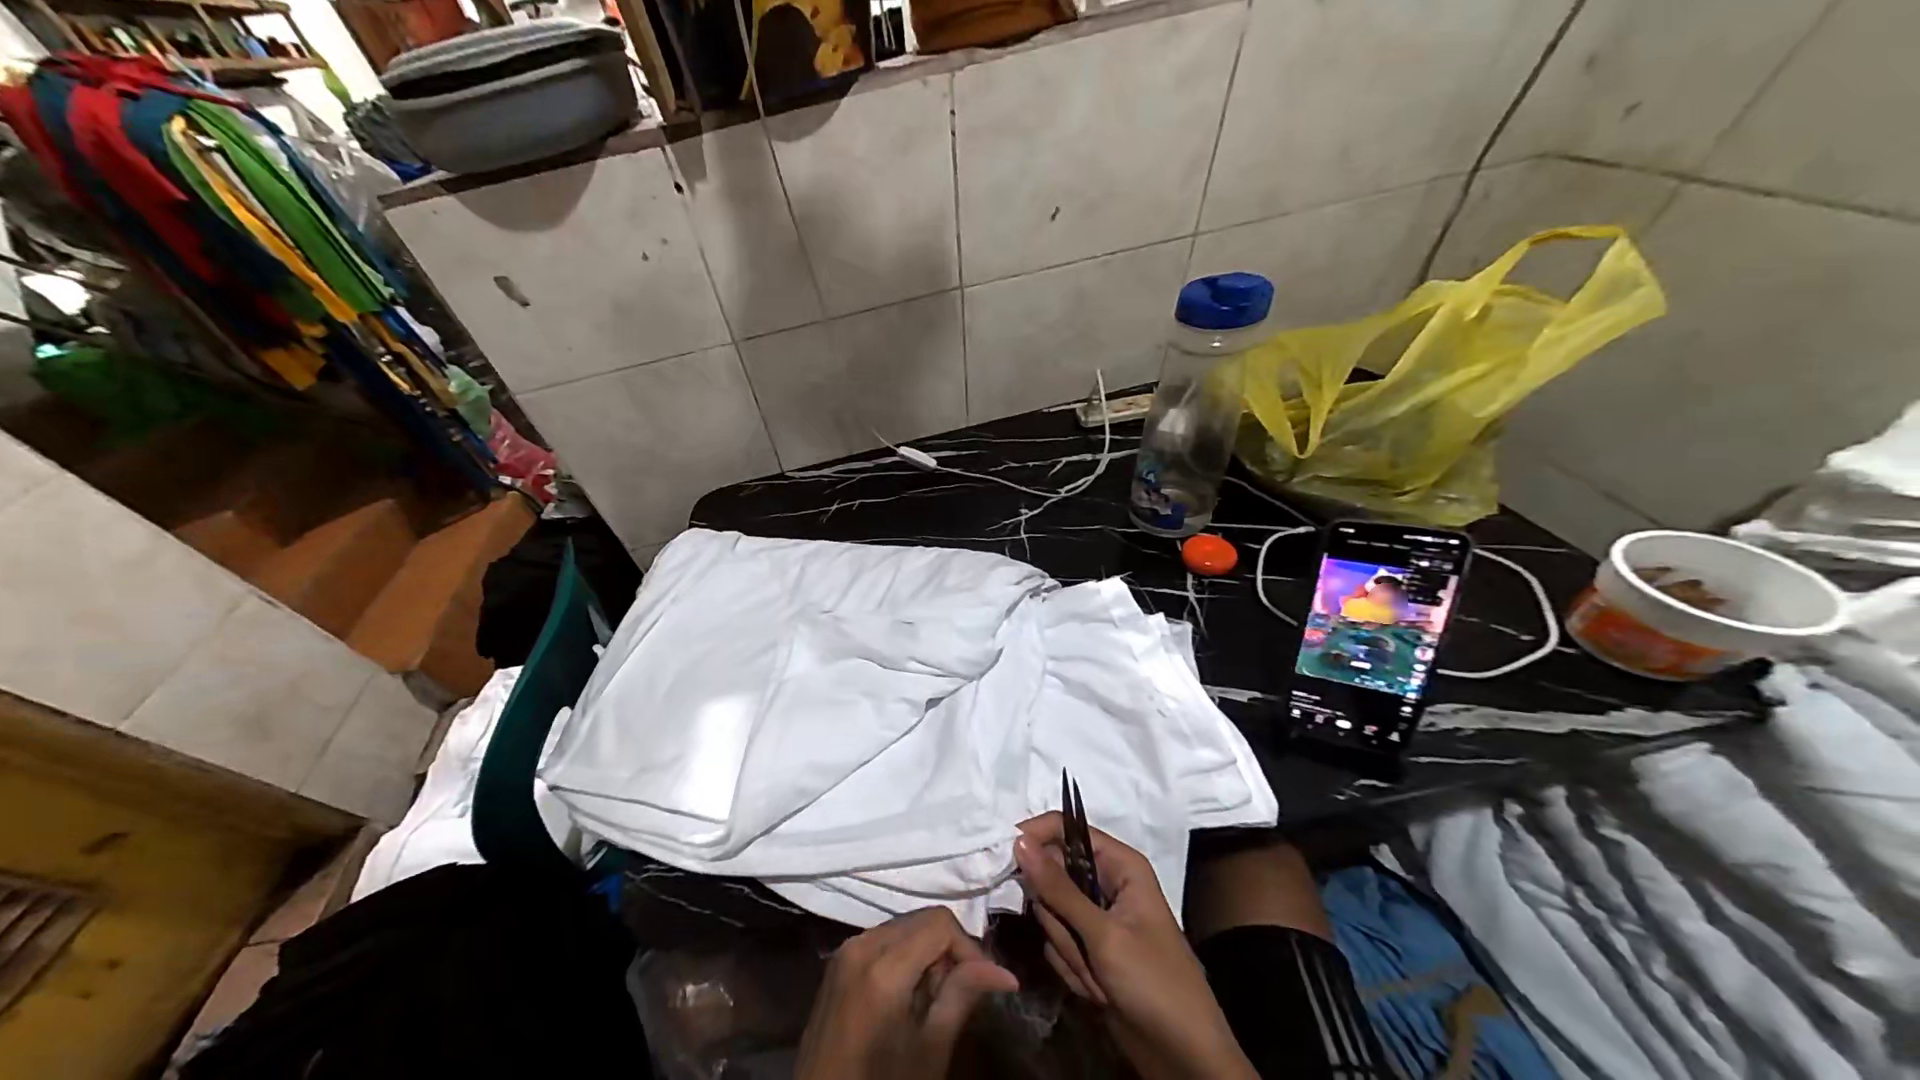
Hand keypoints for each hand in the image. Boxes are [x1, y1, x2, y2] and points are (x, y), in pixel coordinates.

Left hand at [795, 906, 1018, 1079]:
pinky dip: (903, 957)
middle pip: (921, 920)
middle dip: (947, 951)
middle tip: (957, 996)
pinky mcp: (836, 964)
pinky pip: (881, 940)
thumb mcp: (929, 1050)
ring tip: (932, 1000)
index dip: (968, 948)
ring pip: (902, 928)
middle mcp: (861, 944)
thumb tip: (1005, 972)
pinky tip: (907, 997)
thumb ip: (962, 996)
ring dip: (926, 954)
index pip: (940, 923)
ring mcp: (844, 952)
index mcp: (883, 965)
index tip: (983, 984)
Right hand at [1015, 813, 1255, 1079]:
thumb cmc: (1153, 982)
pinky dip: (1072, 968)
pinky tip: (1099, 991)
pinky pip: (1057, 943)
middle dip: (1059, 917)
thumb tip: (1019, 840)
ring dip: (1069, 949)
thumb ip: (1058, 888)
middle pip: (1052, 875)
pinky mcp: (1088, 949)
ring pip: (1051, 914)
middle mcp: (1106, 882)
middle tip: (1083, 945)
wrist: (1182, 1055)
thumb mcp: (1103, 934)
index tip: (1002, 854)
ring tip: (1100, 975)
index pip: (1065, 829)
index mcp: (1119, 864)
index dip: (1034, 836)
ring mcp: (1095, 918)